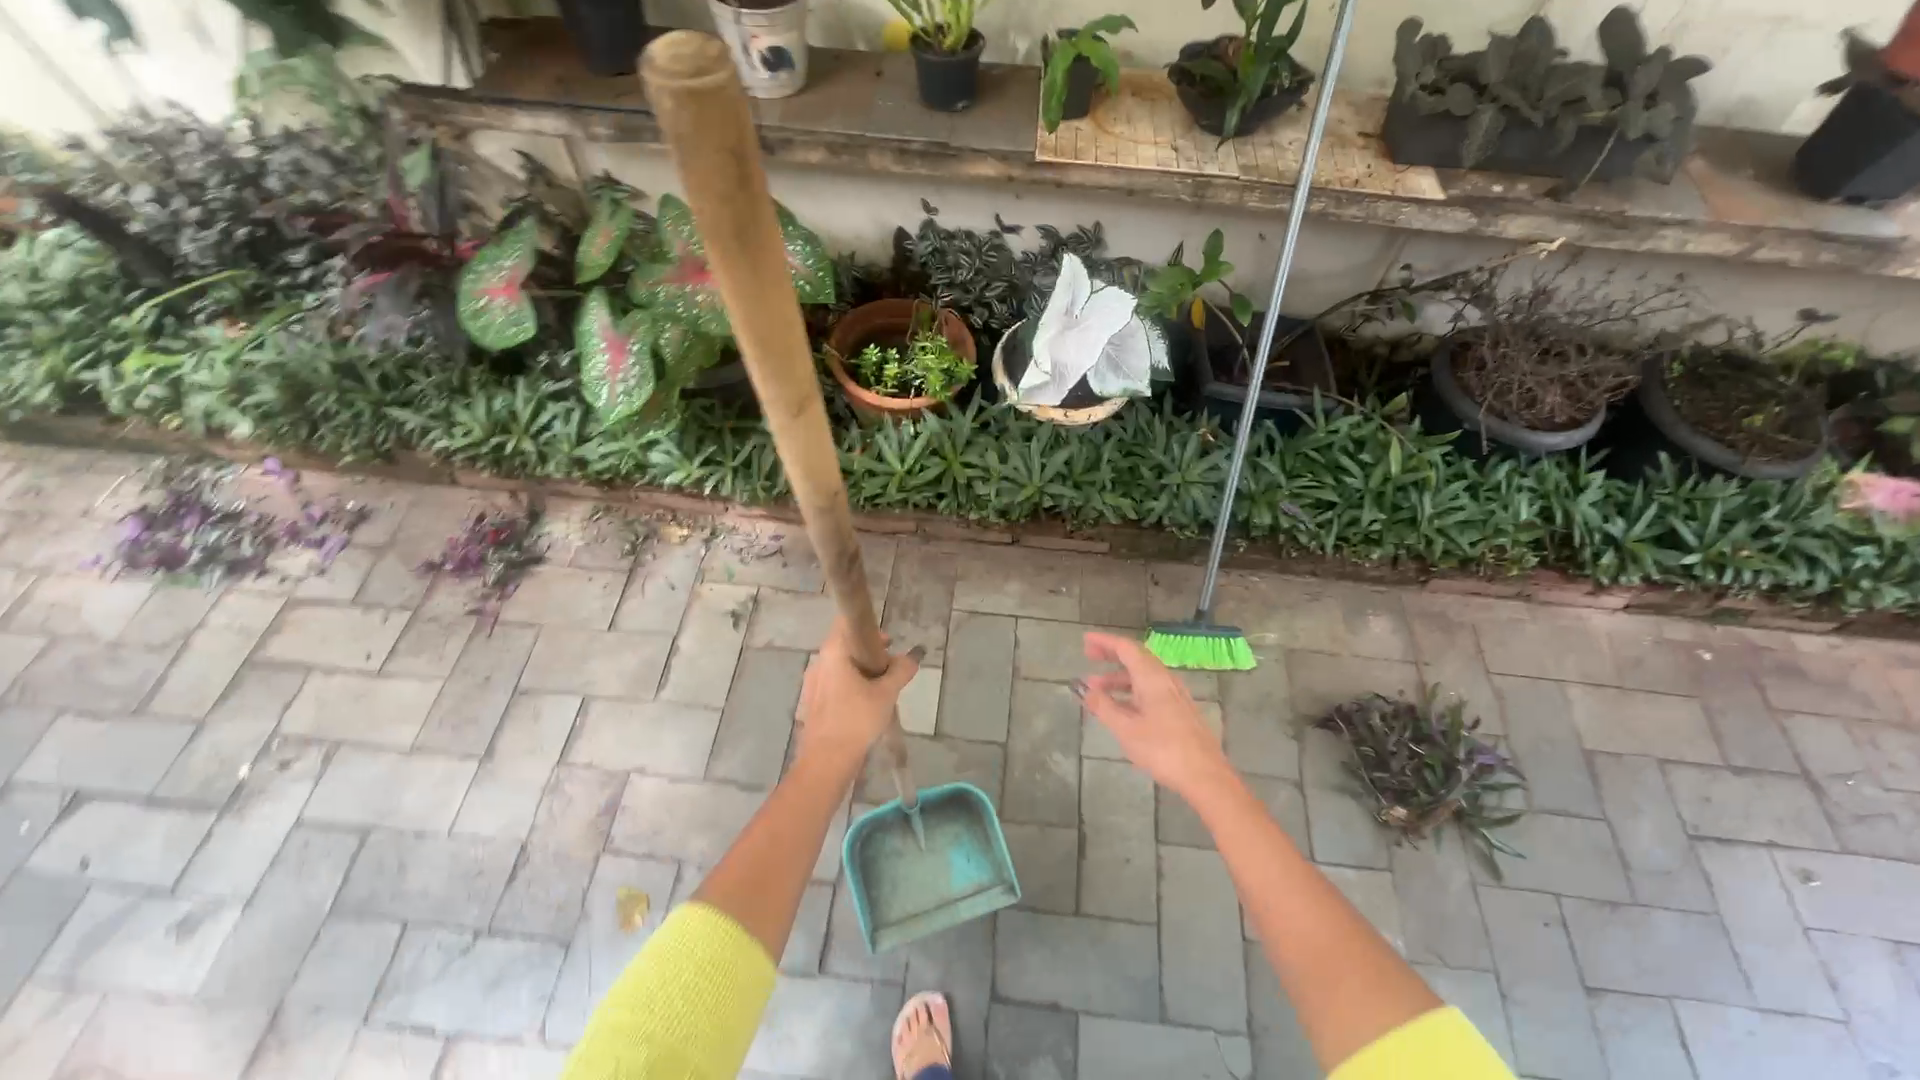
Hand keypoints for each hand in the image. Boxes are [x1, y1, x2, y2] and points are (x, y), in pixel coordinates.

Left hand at [795, 618, 921, 768]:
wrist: (826, 760)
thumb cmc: (856, 720)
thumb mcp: (886, 693)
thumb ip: (901, 671)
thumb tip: (913, 657)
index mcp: (833, 653)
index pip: (847, 622)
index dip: (870, 629)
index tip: (887, 644)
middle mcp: (819, 662)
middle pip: (845, 645)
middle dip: (870, 653)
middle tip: (891, 669)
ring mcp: (813, 683)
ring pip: (840, 666)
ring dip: (861, 671)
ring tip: (882, 689)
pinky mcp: (813, 701)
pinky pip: (834, 684)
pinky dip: (850, 686)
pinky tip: (865, 705)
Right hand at [1075, 632, 1236, 799]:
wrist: (1205, 775)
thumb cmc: (1163, 750)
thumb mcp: (1126, 729)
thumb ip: (1104, 707)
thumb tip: (1085, 689)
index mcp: (1152, 679)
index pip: (1126, 649)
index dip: (1105, 642)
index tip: (1086, 640)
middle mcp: (1165, 681)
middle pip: (1137, 659)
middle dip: (1112, 656)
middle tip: (1089, 656)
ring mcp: (1175, 696)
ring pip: (1144, 677)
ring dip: (1120, 678)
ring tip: (1097, 689)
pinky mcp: (1180, 711)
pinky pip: (1151, 691)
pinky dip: (1132, 691)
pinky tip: (1122, 707)